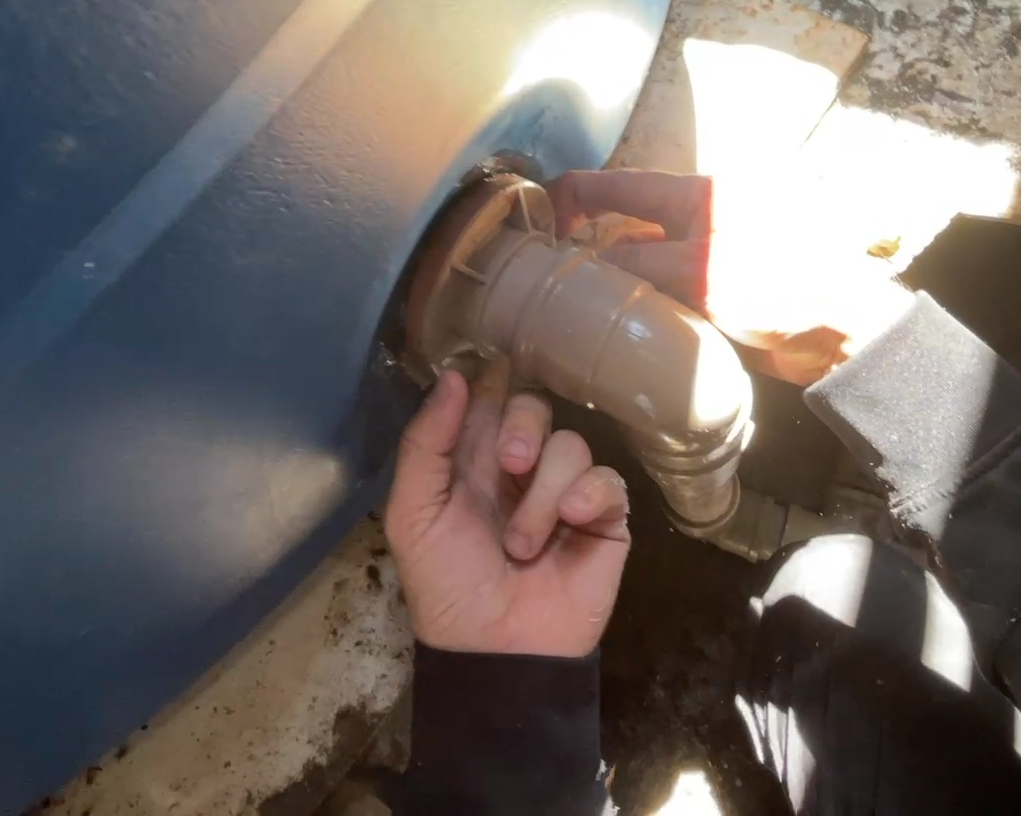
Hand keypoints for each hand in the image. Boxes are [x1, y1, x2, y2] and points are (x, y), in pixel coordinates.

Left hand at [384, 359, 630, 657]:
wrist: (495, 653)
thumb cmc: (447, 583)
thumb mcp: (414, 513)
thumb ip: (426, 443)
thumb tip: (454, 374)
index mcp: (473, 458)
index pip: (488, 397)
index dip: (490, 382)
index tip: (492, 367)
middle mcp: (522, 465)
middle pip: (534, 406)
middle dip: (523, 427)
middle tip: (510, 464)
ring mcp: (565, 488)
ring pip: (570, 443)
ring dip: (545, 490)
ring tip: (523, 543)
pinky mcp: (603, 515)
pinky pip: (607, 479)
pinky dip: (589, 493)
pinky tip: (572, 520)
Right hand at [548, 170, 915, 385]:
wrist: (840, 330)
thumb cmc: (775, 283)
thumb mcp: (700, 270)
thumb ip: (638, 267)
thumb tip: (586, 269)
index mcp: (690, 196)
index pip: (614, 184)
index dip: (570, 198)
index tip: (541, 232)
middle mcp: (689, 220)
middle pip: (620, 223)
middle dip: (584, 244)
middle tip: (546, 278)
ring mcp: (698, 256)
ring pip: (636, 263)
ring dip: (611, 280)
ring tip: (574, 306)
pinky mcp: (707, 291)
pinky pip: (659, 291)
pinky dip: (637, 303)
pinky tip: (617, 324)